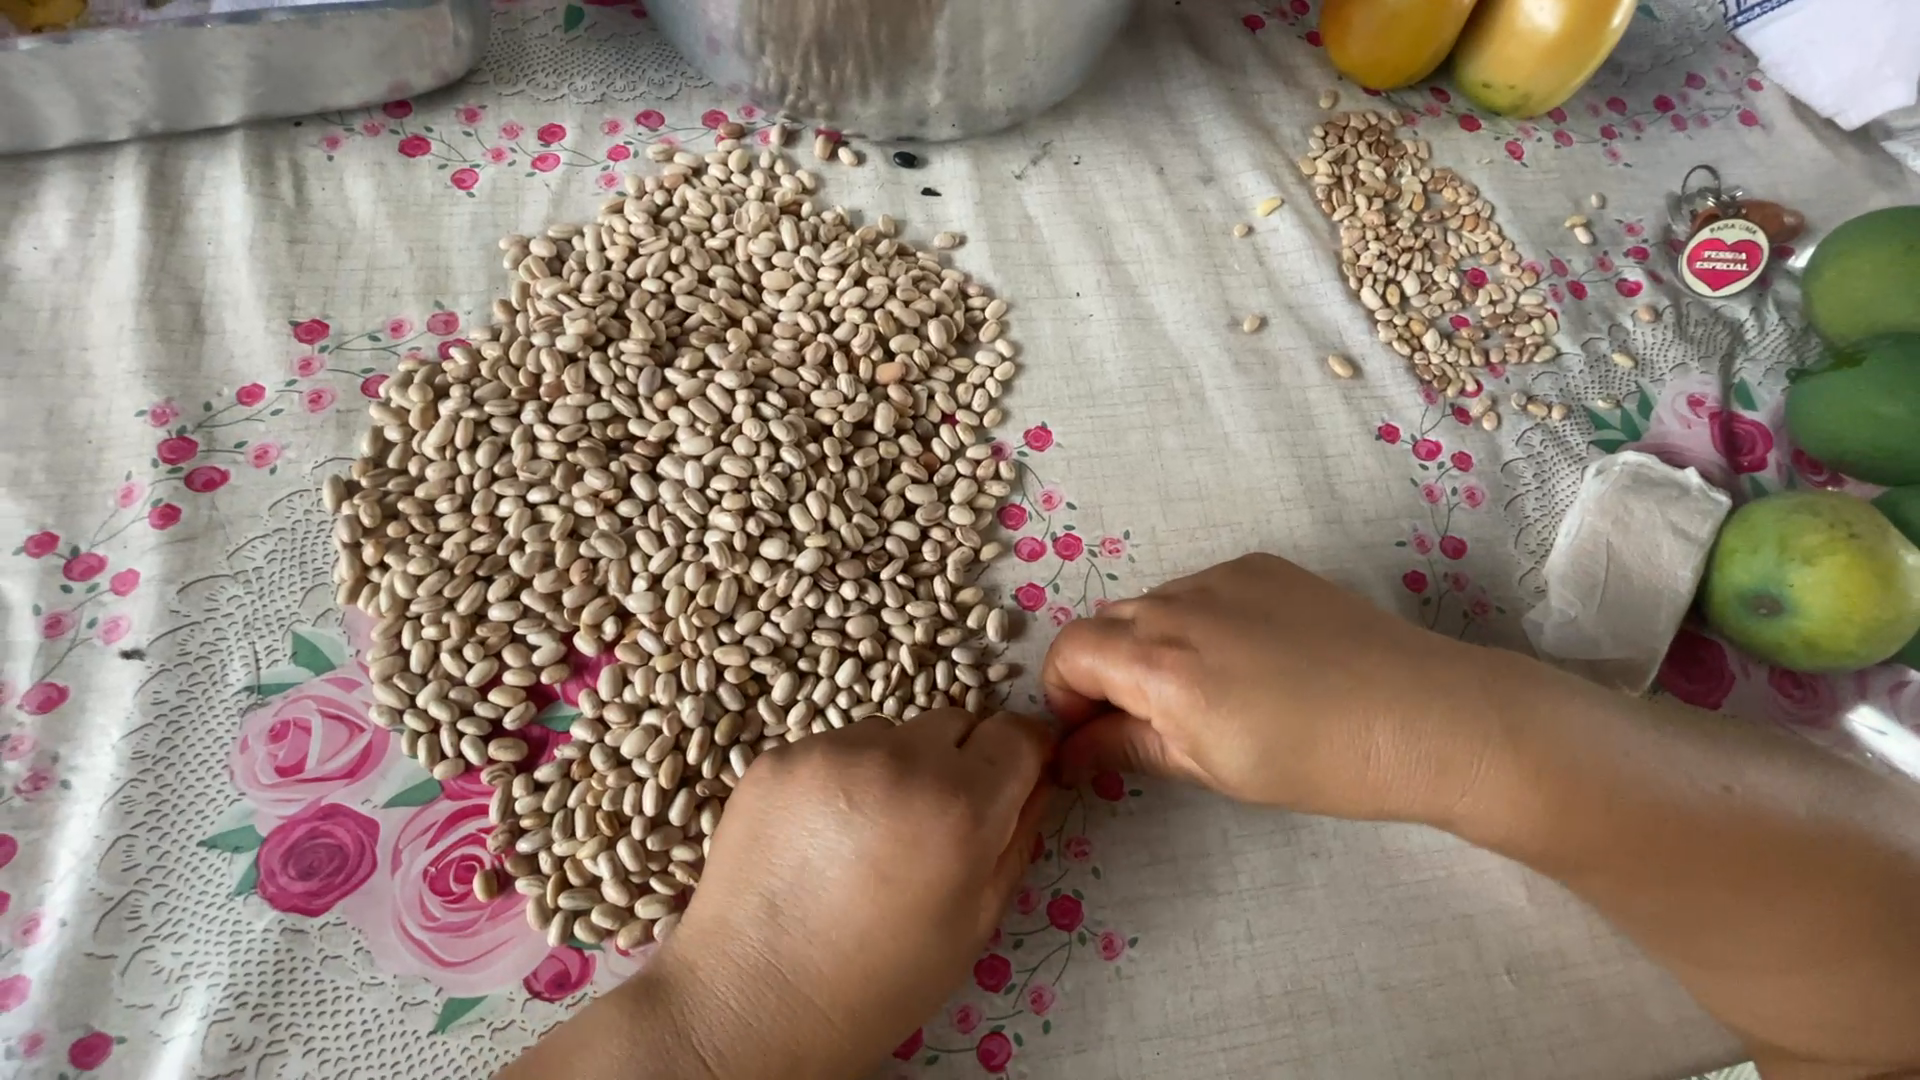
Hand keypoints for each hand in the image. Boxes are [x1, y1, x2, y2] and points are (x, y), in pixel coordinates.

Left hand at [588, 710, 1054, 1079]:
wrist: (748, 1005)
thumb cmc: (876, 983)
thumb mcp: (974, 924)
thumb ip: (1018, 838)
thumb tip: (1038, 779)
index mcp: (959, 806)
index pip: (1017, 732)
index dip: (1024, 752)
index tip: (1016, 774)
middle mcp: (898, 760)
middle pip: (957, 721)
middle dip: (963, 758)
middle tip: (936, 817)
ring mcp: (830, 750)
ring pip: (894, 732)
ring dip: (900, 765)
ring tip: (870, 830)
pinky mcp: (780, 756)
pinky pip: (837, 746)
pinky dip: (845, 775)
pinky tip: (824, 832)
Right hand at [1046, 553, 1507, 823]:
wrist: (1423, 716)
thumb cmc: (1313, 762)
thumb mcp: (1208, 768)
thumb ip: (1126, 747)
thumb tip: (1070, 750)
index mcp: (1158, 664)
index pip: (1067, 651)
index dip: (1065, 691)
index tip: (1093, 727)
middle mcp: (1176, 605)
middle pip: (1101, 623)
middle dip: (1103, 668)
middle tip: (1146, 714)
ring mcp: (1219, 575)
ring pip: (1148, 604)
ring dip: (1148, 642)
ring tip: (1206, 683)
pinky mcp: (1256, 563)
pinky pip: (1195, 587)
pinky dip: (1192, 618)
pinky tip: (1244, 653)